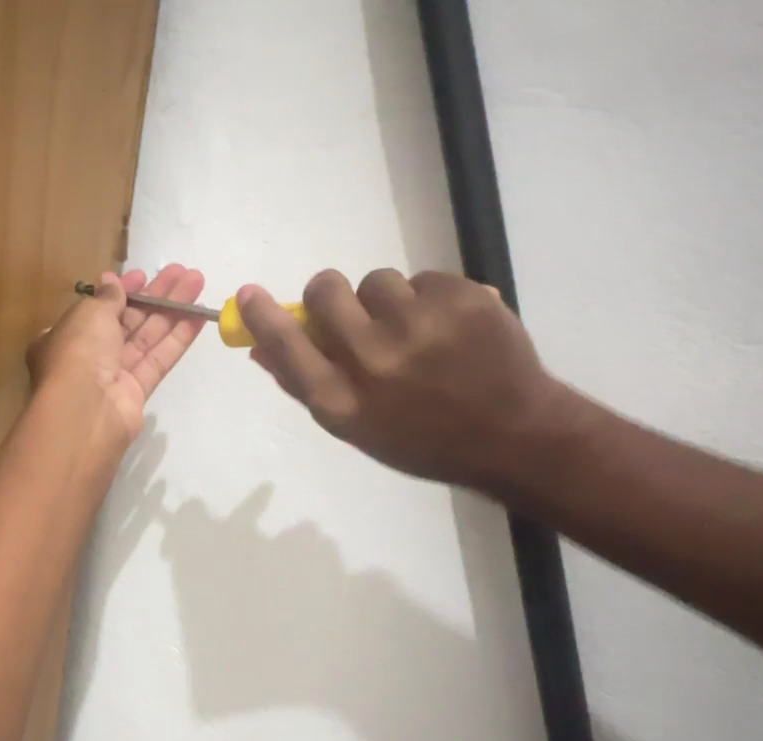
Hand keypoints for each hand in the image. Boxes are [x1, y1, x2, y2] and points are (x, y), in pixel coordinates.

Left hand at [28, 264, 208, 437]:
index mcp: (66, 336)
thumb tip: (112, 282)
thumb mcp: (88, 315)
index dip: (121, 292)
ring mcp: (113, 376)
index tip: (143, 275)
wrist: (84, 412)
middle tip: (182, 272)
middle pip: (126, 322)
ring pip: (146, 338)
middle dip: (154, 296)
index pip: (97, 310)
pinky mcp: (136, 393)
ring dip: (172, 310)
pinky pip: (158, 360)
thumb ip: (107, 298)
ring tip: (197, 282)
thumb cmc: (78, 353)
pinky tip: (199, 317)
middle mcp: (88, 357)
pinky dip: (178, 338)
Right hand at [238, 269, 582, 490]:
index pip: (287, 345)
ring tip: (413, 331)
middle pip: (326, 292)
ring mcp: (420, 325)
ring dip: (385, 300)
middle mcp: (373, 359)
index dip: (263, 316)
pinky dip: (429, 299)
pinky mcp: (462, 299)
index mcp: (342, 400)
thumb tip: (261, 346)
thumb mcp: (354, 426)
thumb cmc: (420, 440)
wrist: (512, 435)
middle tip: (351, 311)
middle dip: (331, 295)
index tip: (250, 294)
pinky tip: (448, 329)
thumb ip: (306, 384)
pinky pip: (424, 279)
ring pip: (377, 281)